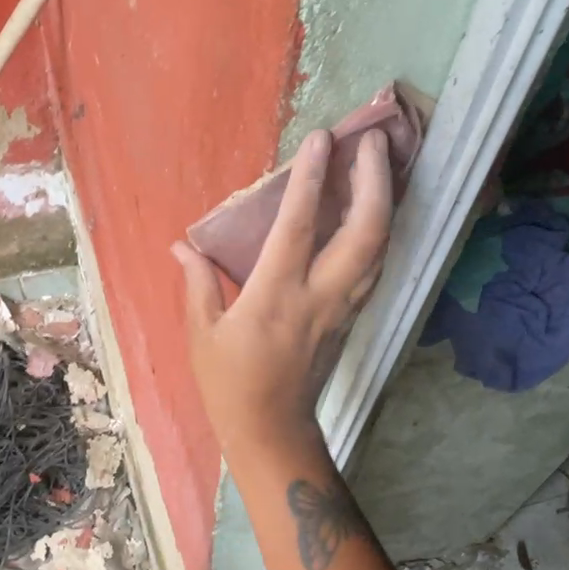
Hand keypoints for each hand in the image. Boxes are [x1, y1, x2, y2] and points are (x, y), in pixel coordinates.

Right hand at [172, 128, 393, 454]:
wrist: (272, 430)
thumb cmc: (230, 385)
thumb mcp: (202, 334)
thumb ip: (198, 283)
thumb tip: (182, 246)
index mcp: (275, 297)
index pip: (298, 227)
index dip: (311, 180)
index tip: (322, 139)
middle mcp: (319, 297)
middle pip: (365, 232)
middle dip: (376, 181)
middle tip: (376, 141)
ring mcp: (342, 309)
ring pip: (379, 248)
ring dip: (386, 202)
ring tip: (381, 165)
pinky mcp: (350, 319)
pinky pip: (374, 268)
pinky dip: (380, 234)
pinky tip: (376, 214)